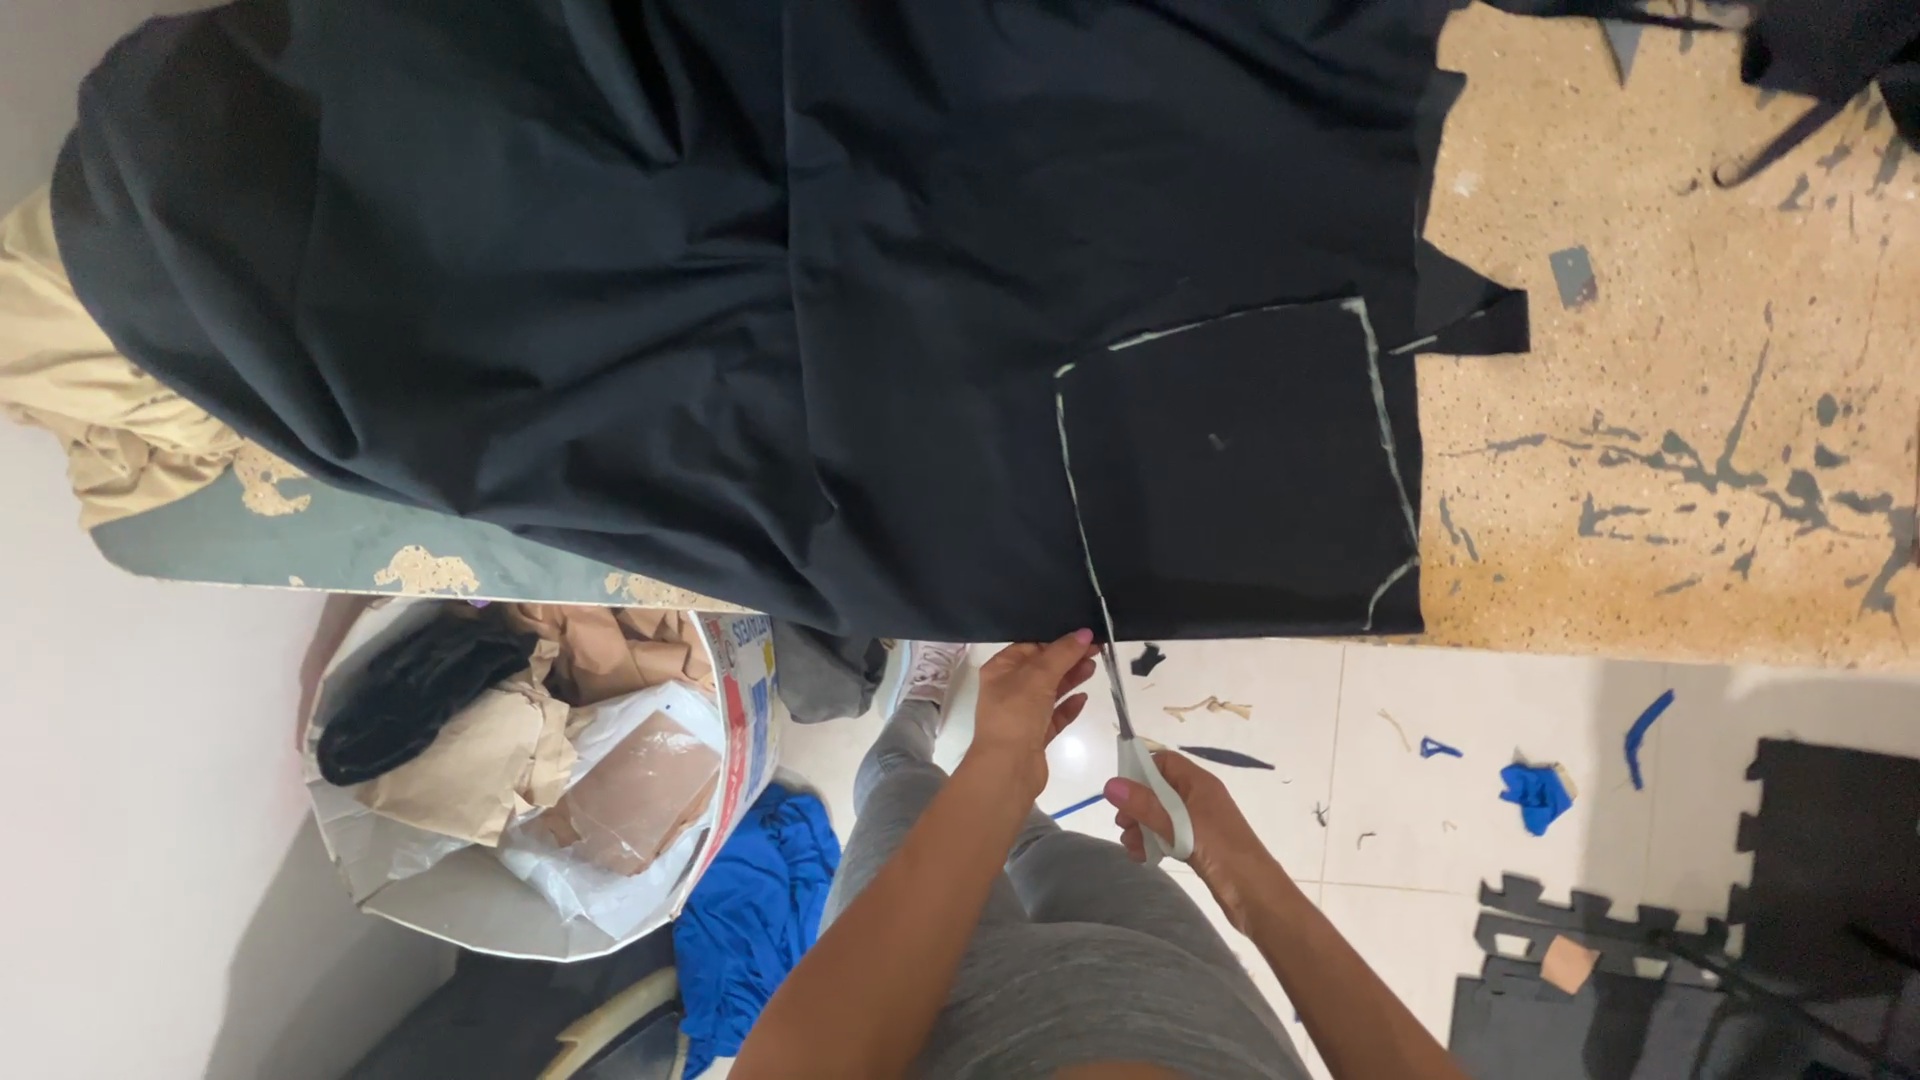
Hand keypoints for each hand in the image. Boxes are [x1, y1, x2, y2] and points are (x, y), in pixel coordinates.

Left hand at [966, 630, 1100, 793]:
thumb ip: (1062, 653)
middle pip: (1042, 668)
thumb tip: (1084, 633)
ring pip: (1050, 691)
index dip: (1055, 640)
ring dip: (1071, 679)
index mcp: (1000, 670)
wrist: (1007, 768)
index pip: (1029, 647)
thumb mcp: (1038, 676)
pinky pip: (1054, 716)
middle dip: (1067, 658)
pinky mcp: (1035, 736)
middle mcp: (1008, 689)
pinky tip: (1084, 699)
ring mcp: (1022, 714)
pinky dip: (1068, 706)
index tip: (1082, 635)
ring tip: (1094, 667)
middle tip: (1096, 649)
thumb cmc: (1016, 714)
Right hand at [1104, 751, 1279, 931]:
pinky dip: (1154, 841)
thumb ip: (1143, 805)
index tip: (1122, 791)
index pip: (1165, 762)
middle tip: (1122, 824)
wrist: (1256, 896)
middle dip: (1136, 804)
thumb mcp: (1178, 825)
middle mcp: (1199, 798)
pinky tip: (1142, 856)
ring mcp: (1200, 822)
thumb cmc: (1220, 851)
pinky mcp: (1199, 845)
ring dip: (1142, 826)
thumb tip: (1110, 784)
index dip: (1141, 770)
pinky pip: (1169, 834)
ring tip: (1129, 844)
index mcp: (1199, 783)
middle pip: (1159, 789)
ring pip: (1161, 814)